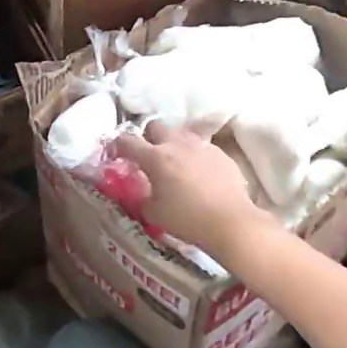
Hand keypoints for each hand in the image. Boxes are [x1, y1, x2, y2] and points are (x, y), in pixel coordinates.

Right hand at [114, 122, 275, 255]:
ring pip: (180, 133)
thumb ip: (142, 197)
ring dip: (172, 144)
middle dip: (148, 138)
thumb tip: (141, 191)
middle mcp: (177, 144)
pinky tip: (198, 173)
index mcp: (155, 158)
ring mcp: (201, 146)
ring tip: (175, 163)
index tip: (117, 155)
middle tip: (148, 156)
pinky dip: (194, 155)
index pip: (127, 141)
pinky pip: (201, 146)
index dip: (117, 146)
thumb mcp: (153, 213)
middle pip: (156, 126)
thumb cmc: (186, 219)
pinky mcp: (220, 153)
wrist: (230, 221)